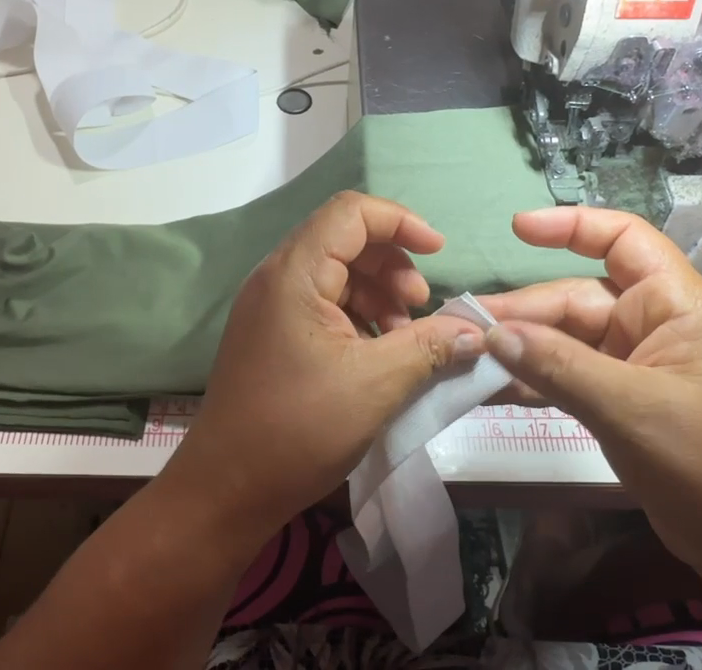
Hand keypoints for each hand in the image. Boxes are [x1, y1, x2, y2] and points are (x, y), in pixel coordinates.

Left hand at [161, 192, 485, 533]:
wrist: (225, 489)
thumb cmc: (298, 429)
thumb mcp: (375, 385)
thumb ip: (429, 347)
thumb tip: (476, 330)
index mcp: (293, 274)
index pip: (350, 212)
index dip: (400, 221)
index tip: (439, 252)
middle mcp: (277, 277)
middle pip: (344, 240)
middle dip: (392, 265)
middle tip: (422, 308)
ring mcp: (270, 306)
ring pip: (335, 273)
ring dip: (378, 293)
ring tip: (406, 336)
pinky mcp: (271, 333)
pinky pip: (322, 303)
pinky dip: (357, 316)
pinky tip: (380, 353)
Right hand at [480, 207, 701, 579]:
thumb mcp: (636, 411)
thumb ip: (560, 367)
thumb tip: (492, 332)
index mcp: (675, 305)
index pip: (622, 240)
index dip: (570, 225)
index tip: (515, 229)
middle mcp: (655, 325)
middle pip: (576, 298)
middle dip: (523, 312)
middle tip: (462, 329)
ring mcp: (638, 368)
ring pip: (567, 341)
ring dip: (521, 349)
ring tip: (466, 357)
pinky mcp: (625, 405)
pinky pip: (570, 378)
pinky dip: (535, 381)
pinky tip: (494, 389)